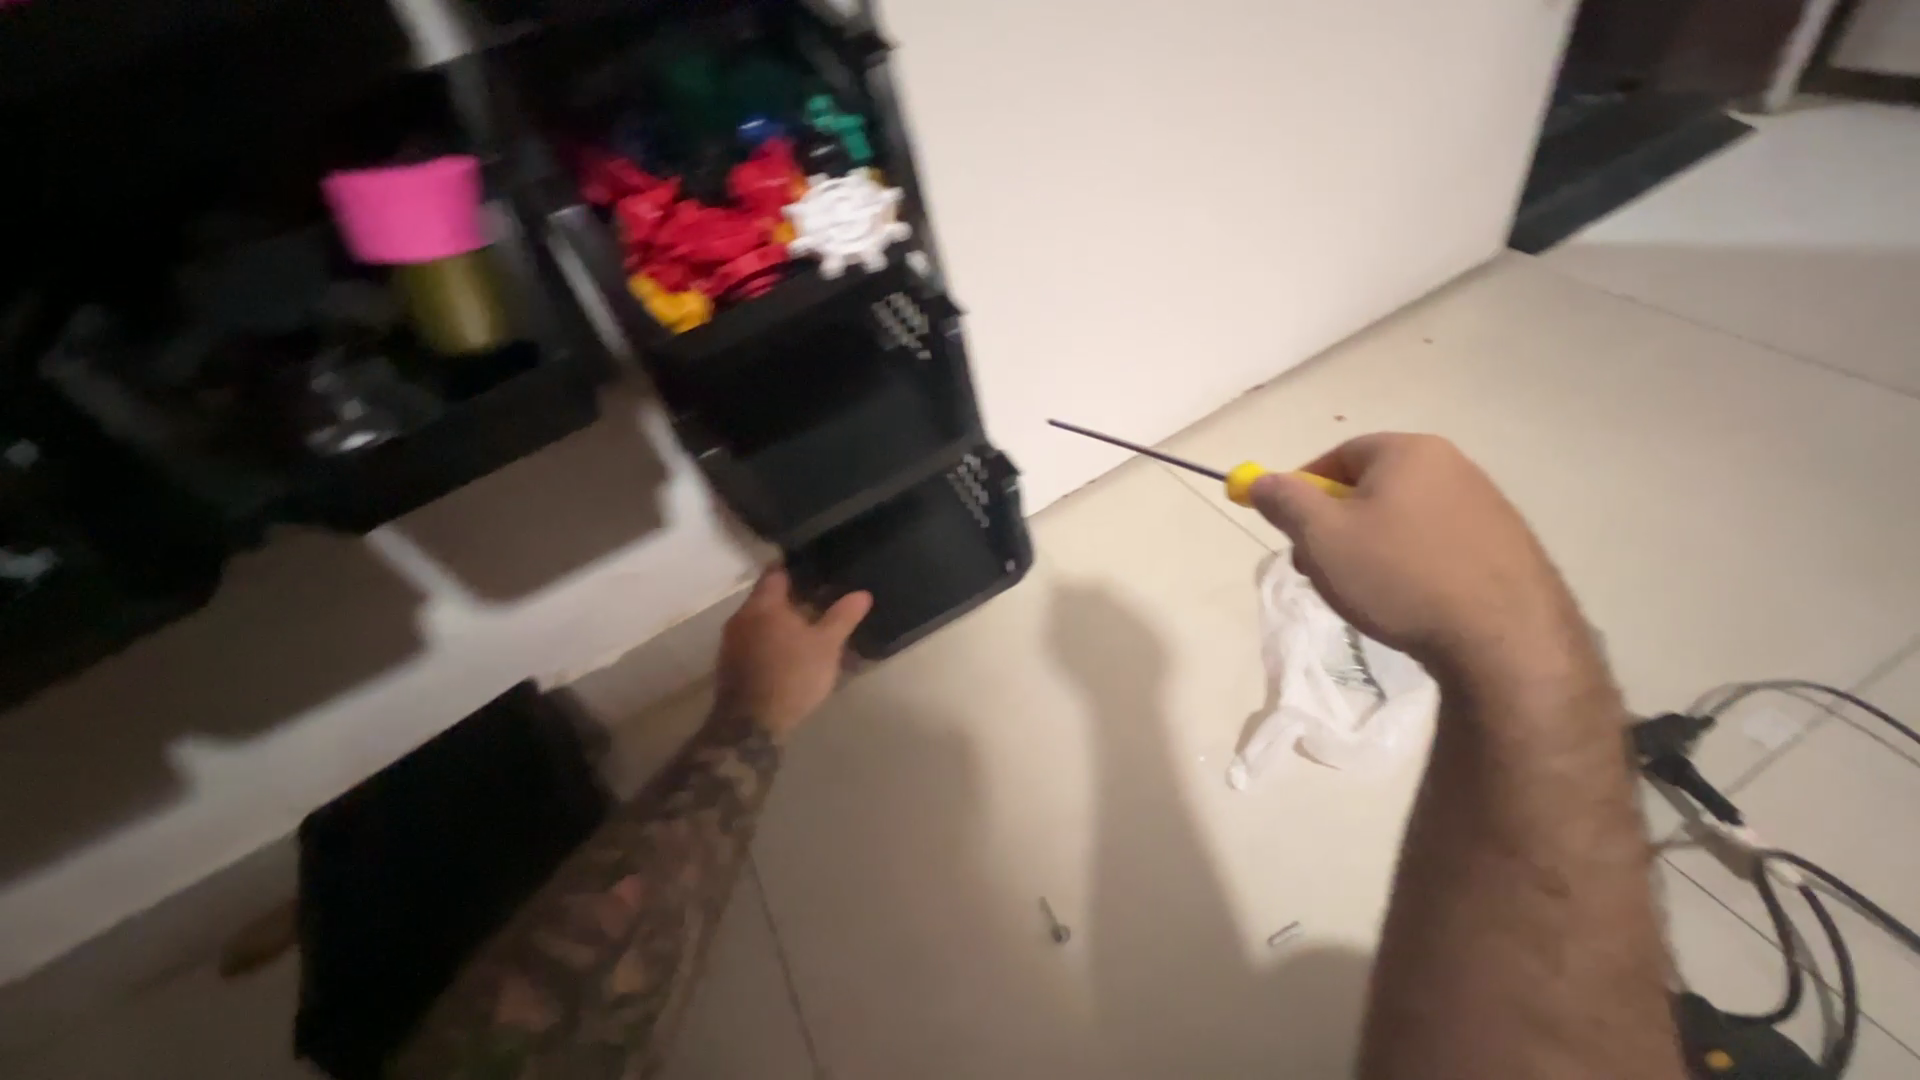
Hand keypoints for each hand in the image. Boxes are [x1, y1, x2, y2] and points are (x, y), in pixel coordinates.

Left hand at [715, 567, 871, 739]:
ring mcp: (731, 641)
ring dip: (780, 621)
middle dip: (792, 597)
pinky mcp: (729, 663)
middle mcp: (742, 616)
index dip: (797, 569)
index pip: (777, 572)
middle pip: (767, 596)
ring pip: (759, 619)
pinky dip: (770, 639)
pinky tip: (788, 652)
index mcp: (763, 604)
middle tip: (820, 600)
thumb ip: (842, 616)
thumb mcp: (826, 646)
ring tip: (808, 627)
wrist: (751, 725)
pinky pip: (753, 639)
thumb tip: (862, 593)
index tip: (817, 570)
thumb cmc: (792, 676)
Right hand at [1249, 434, 1591, 689]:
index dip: (1303, 488)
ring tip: (1361, 591)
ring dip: (1369, 546)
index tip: (1289, 527)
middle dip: (1334, 523)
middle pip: (1371, 486)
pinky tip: (1405, 601)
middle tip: (1317, 566)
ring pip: (1402, 518)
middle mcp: (1454, 466)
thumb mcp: (1320, 536)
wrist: (1502, 640)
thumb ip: (1284, 501)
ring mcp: (1486, 507)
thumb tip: (1261, 481)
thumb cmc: (1398, 575)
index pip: (1339, 455)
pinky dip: (1409, 564)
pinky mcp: (1505, 546)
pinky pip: (1436, 544)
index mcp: (1410, 452)